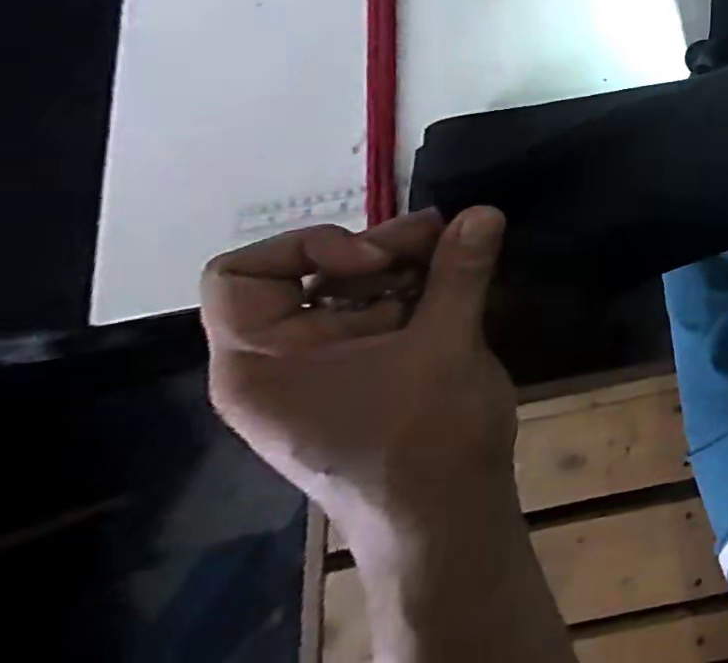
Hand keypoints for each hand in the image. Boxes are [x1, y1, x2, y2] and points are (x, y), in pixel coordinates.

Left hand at [201, 206, 516, 539]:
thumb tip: (485, 211)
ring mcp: (329, 372)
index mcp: (264, 360)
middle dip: (381, 249)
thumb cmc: (426, 434)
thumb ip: (461, 274)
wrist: (448, 516)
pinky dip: (420, 295)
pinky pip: (383, 320)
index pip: (242, 274)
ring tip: (465, 254)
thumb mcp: (446, 344)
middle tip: (447, 233)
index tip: (378, 259)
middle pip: (312, 277)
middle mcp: (283, 362)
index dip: (309, 247)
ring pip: (355, 296)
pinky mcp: (371, 378)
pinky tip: (463, 286)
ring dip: (409, 268)